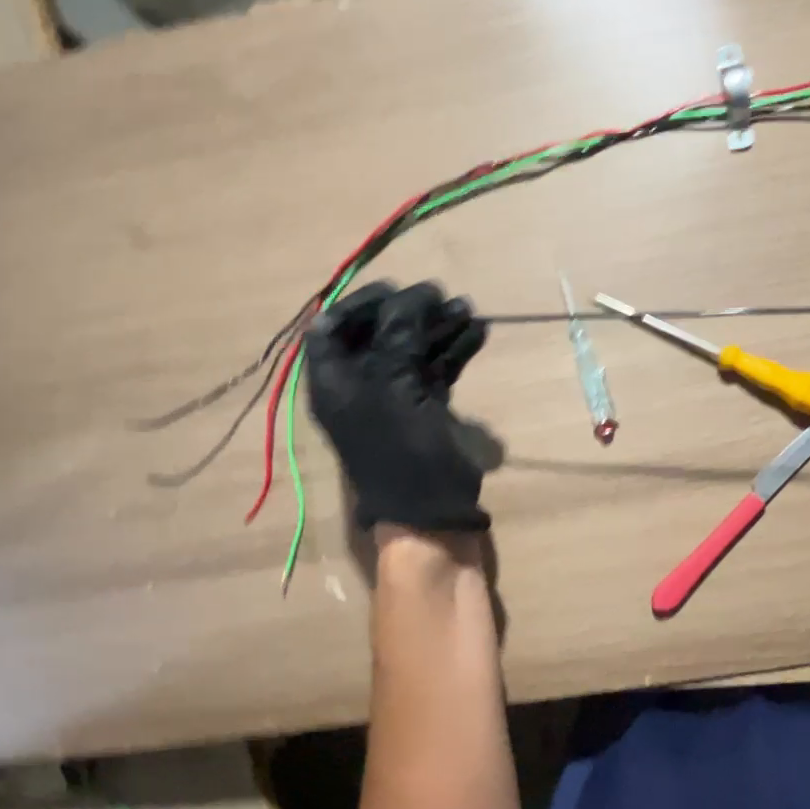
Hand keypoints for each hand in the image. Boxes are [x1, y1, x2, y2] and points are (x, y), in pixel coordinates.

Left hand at [306, 281, 490, 532]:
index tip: (398, 289)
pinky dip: (454, 353)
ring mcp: (393, 402)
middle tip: (443, 296)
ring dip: (438, 328)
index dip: (361, 303)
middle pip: (378, 334)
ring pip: (411, 351)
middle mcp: (358, 388)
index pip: (331, 327)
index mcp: (333, 383)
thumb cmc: (404, 452)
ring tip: (469, 309)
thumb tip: (415, 293)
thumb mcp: (394, 385)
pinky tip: (478, 334)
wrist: (433, 519)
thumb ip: (399, 332)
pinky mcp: (425, 414)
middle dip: (411, 312)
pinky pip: (435, 372)